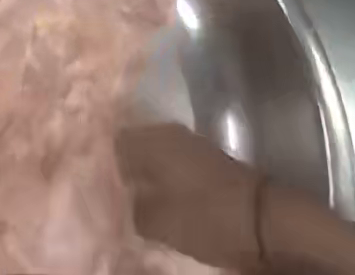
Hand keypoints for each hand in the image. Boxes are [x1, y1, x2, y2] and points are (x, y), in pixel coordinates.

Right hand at [117, 123, 265, 272]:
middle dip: (122, 166)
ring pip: (152, 153)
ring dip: (141, 173)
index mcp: (152, 139)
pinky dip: (159, 177)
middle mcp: (167, 132)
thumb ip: (132, 208)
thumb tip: (120, 199)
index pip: (115, 139)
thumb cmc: (205, 215)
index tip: (94, 179)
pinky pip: (169, 162)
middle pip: (134, 144)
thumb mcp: (158, 221)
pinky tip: (154, 197)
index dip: (103, 159)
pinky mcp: (201, 158)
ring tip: (128, 198)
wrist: (260, 219)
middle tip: (108, 192)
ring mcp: (187, 143)